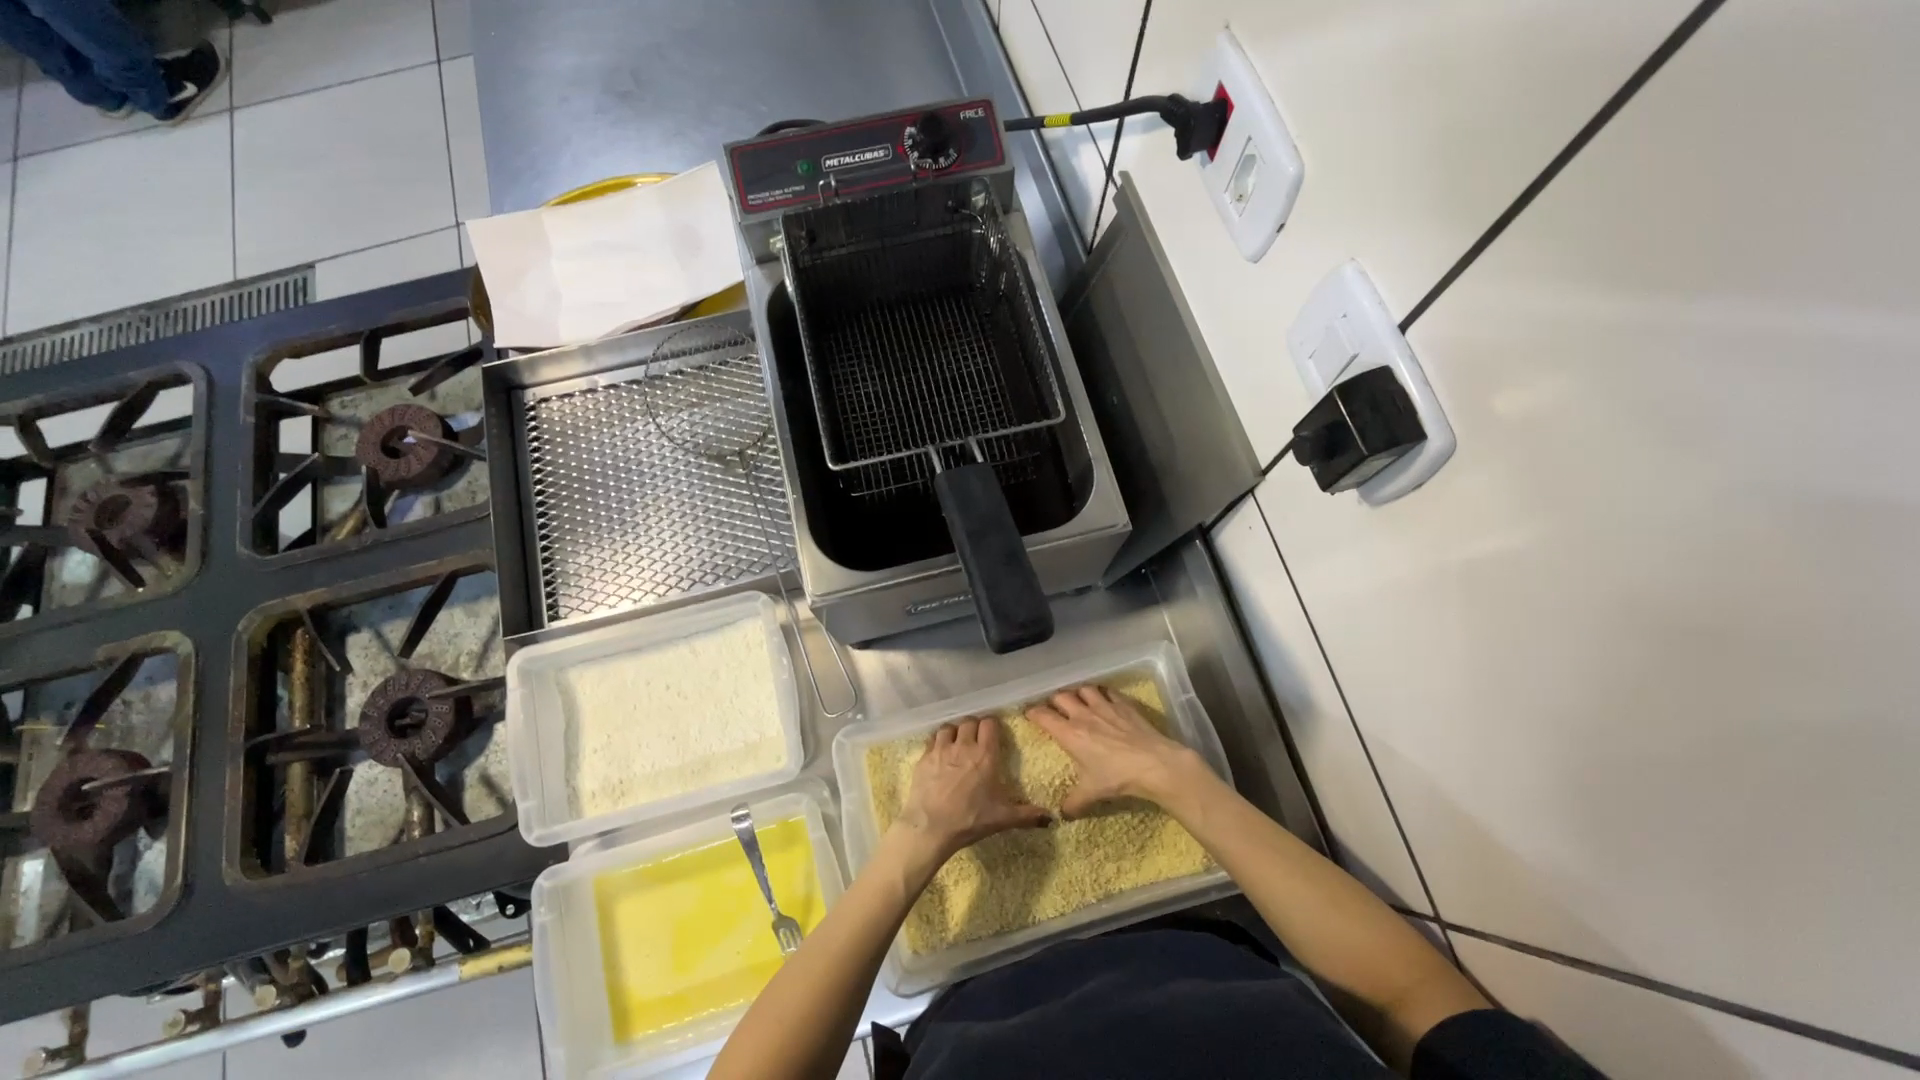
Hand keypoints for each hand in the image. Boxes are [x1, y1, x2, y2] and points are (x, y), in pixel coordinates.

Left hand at [894, 716, 1049, 861]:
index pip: (989, 724)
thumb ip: (1028, 815)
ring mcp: (941, 750)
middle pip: (969, 722)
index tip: (994, 734)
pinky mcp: (923, 758)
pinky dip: (938, 743)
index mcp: (985, 755)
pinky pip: (932, 740)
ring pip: (949, 728)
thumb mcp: (1002, 818)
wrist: (931, 828)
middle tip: (977, 740)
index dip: (992, 726)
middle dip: (974, 727)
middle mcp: (963, 746)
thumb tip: (1051, 818)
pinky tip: (939, 755)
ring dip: (955, 732)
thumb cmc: (970, 820)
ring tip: (957, 744)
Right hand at [1026, 685, 1210, 817]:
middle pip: (1061, 697)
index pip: (1043, 716)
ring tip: (1078, 700)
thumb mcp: (1092, 793)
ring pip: (1084, 689)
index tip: (1030, 714)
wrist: (1154, 764)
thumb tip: (1061, 815)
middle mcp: (1083, 715)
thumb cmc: (1117, 777)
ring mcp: (1105, 706)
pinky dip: (1103, 693)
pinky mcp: (1124, 705)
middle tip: (1054, 709)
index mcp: (1070, 733)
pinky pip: (1108, 691)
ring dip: (1077, 693)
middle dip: (1054, 701)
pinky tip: (1105, 699)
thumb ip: (1073, 803)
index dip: (1033, 713)